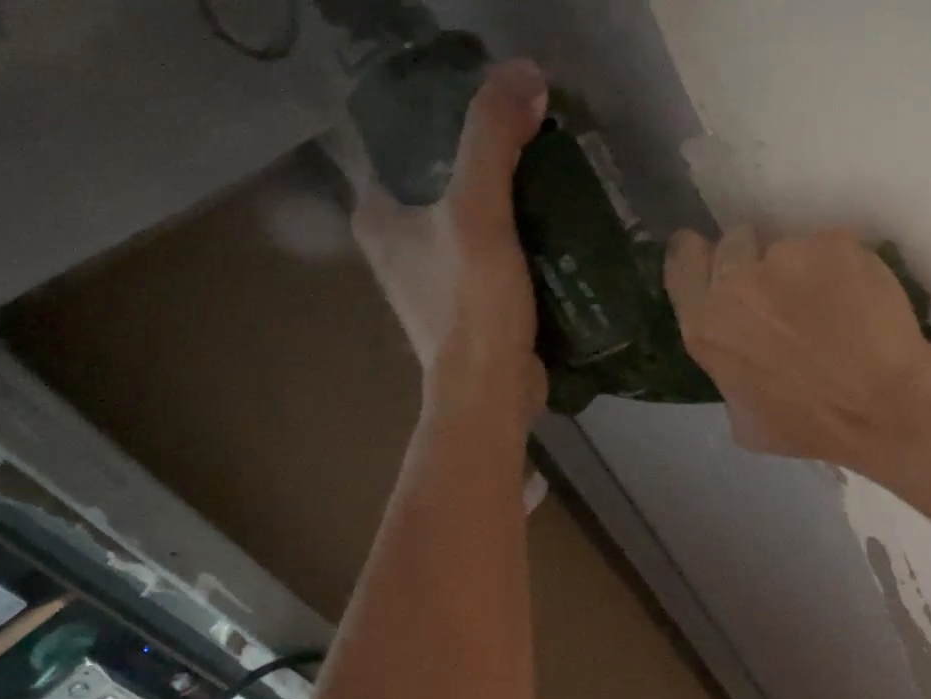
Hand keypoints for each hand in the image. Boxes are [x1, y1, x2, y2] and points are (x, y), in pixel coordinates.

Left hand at [353, 59, 549, 424]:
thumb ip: (493, 139)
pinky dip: (517, 242)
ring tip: (549, 178)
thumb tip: (526, 74)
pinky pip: (493, 257)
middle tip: (531, 138)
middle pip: (439, 181)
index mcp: (378, 215)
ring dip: (504, 203)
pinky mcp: (470, 309)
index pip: (400, 142)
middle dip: (481, 160)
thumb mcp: (479, 211)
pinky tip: (551, 232)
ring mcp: (433, 282)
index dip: (442, 116)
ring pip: (469, 221)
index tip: (493, 107)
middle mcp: (396, 245)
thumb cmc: (471, 304)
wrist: (491, 393)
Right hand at [665, 226, 930, 470]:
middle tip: (784, 296)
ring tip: (832, 307)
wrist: (885, 407)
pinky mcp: (834, 243)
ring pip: (787, 246)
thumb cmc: (813, 427)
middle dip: (753, 262)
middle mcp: (738, 282)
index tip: (717, 265)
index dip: (700, 259)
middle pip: (734, 243)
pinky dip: (842, 269)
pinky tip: (859, 303)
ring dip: (802, 269)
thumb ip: (727, 371)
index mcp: (708, 326)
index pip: (683, 260)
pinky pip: (830, 248)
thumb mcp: (746, 422)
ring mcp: (788, 256)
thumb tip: (733, 352)